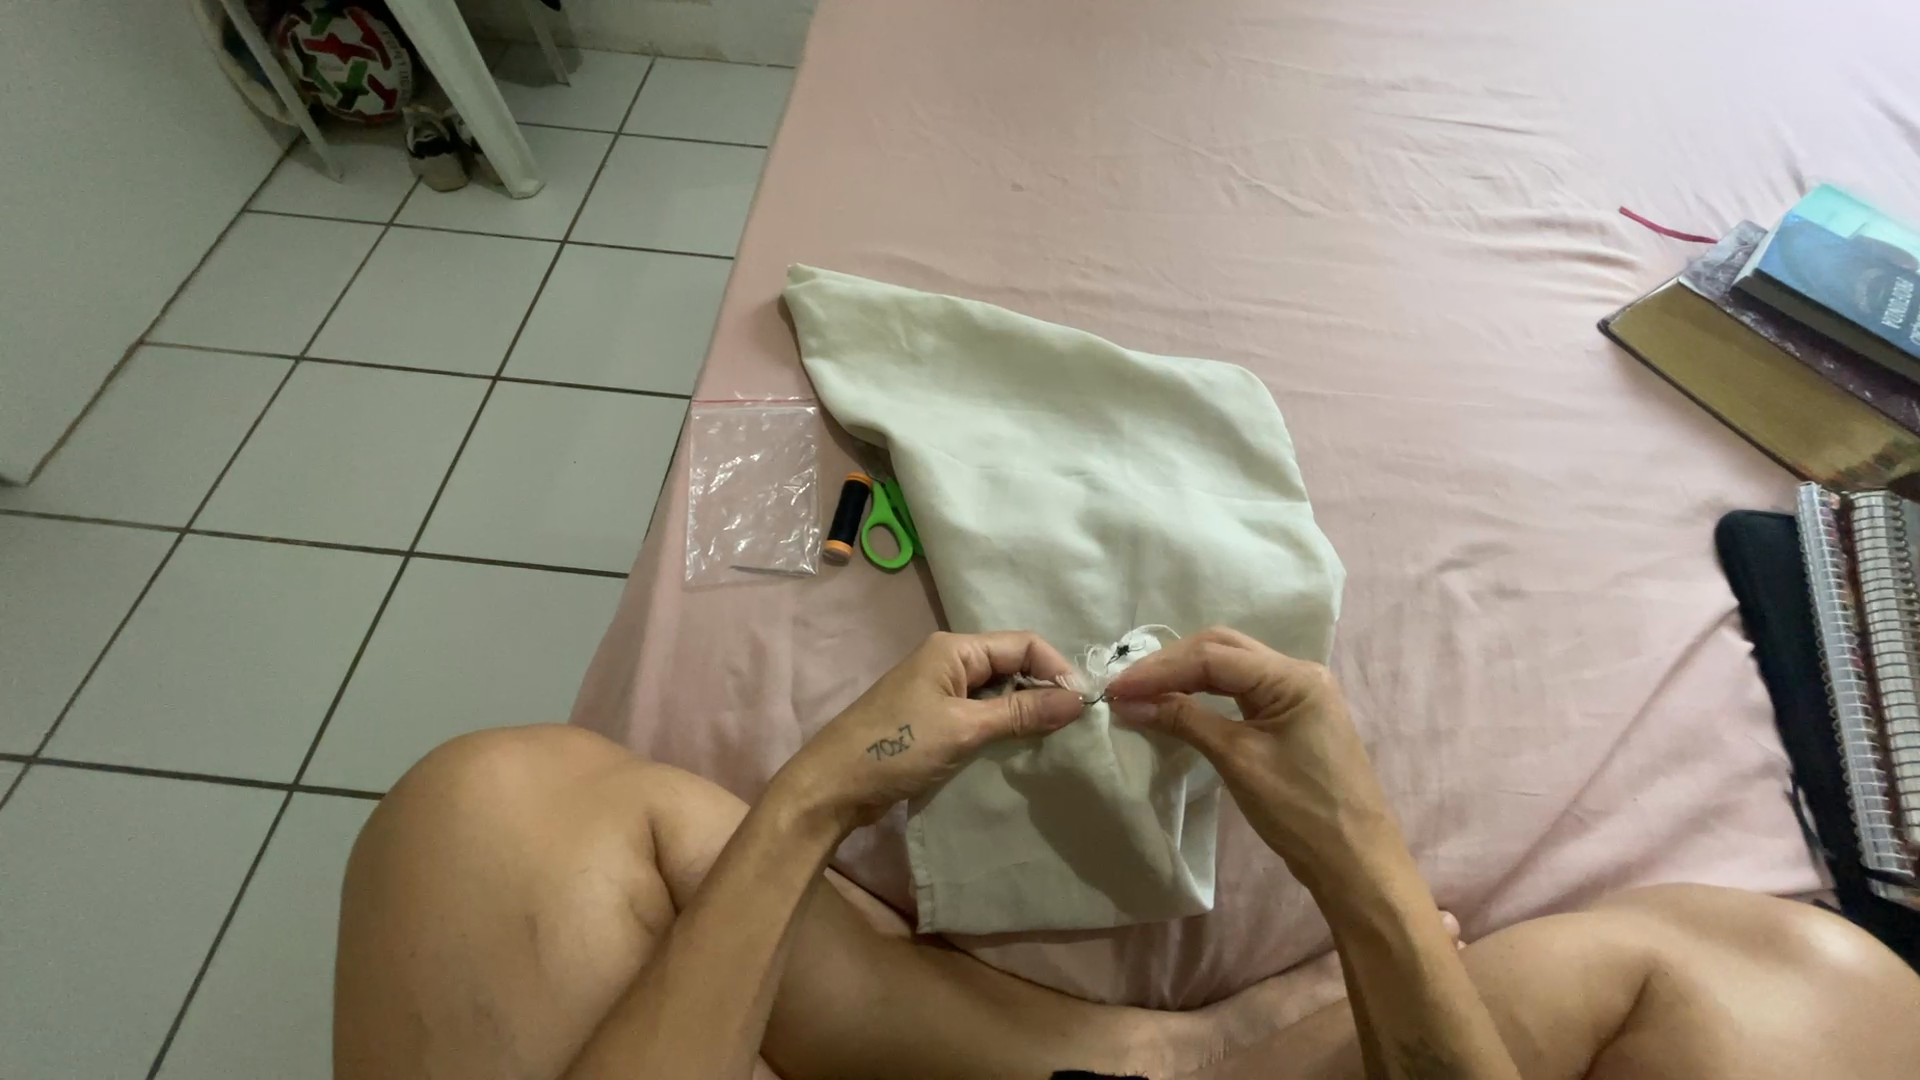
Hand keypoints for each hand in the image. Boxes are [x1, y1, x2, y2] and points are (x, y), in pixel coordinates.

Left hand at [772, 631, 1087, 831]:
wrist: (834, 786)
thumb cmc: (897, 748)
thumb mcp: (964, 729)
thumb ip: (1021, 712)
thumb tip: (1078, 699)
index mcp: (954, 648)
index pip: (1023, 644)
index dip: (1057, 669)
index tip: (1084, 706)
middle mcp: (950, 660)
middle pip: (1012, 665)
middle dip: (1044, 690)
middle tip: (1073, 727)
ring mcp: (940, 690)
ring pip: (998, 691)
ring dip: (1024, 712)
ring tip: (1054, 741)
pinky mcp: (935, 718)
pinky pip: (981, 713)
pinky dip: (1002, 727)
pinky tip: (1019, 750)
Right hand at [1104, 627, 1394, 877]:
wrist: (1357, 867)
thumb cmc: (1302, 813)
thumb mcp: (1238, 761)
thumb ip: (1183, 719)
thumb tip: (1128, 701)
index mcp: (1293, 677)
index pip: (1212, 657)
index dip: (1160, 670)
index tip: (1117, 688)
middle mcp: (1298, 671)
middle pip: (1220, 648)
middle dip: (1169, 664)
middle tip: (1126, 687)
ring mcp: (1296, 691)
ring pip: (1228, 664)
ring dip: (1183, 673)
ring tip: (1142, 691)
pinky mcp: (1290, 713)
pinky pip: (1238, 687)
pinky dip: (1202, 690)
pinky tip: (1176, 699)